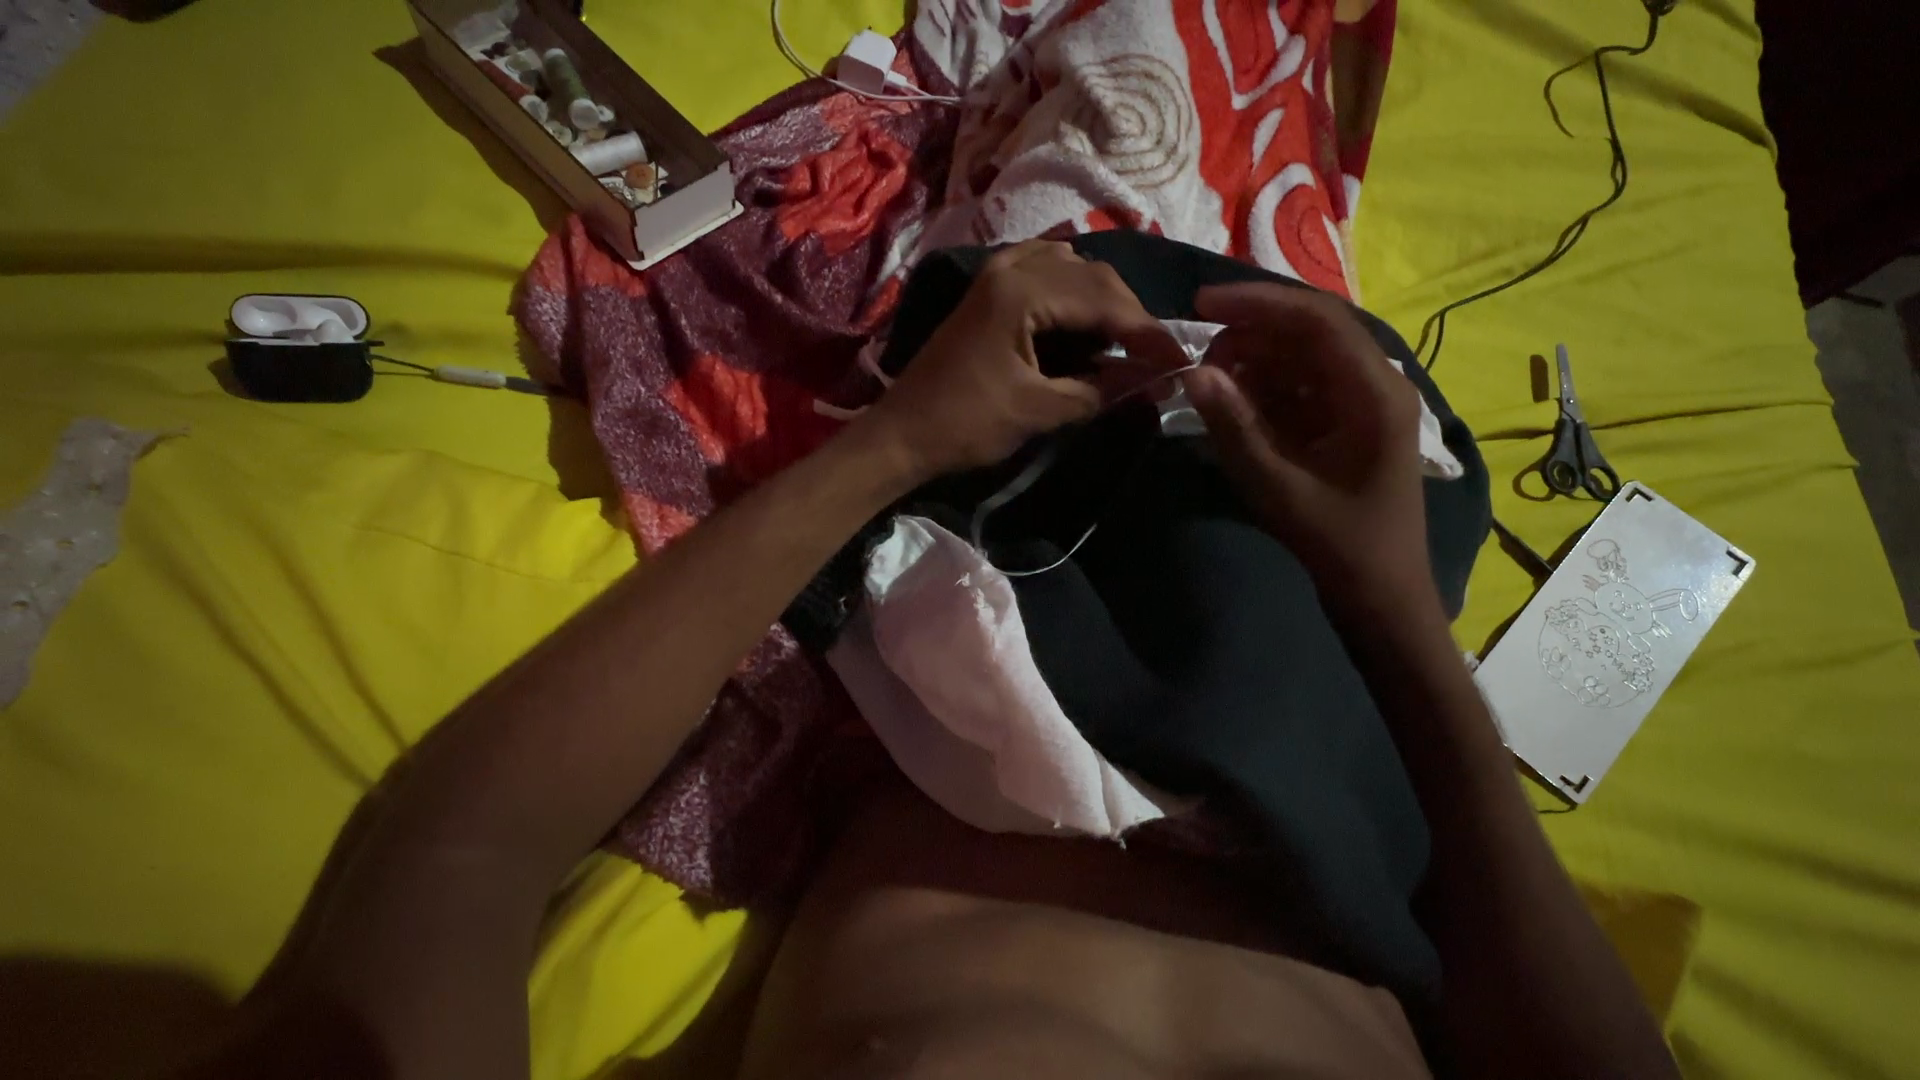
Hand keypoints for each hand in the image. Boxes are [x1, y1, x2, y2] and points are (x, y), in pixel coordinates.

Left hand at [858, 241, 1186, 481]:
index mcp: (1022, 290)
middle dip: (1130, 317)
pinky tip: (1085, 325)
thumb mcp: (1040, 410)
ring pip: (1072, 271)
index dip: (1148, 332)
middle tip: (1154, 357)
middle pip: (1094, 276)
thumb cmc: (966, 423)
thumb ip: (1101, 389)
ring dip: (1103, 304)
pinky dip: (1073, 297)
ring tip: (1122, 346)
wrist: (903, 433)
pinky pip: (1046, 275)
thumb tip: (1156, 382)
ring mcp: (997, 273)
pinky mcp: (990, 290)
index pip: (1106, 300)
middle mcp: (1012, 266)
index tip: (1180, 361)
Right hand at [1182, 283, 1435, 610]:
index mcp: (1374, 392)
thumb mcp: (1279, 489)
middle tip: (1197, 353)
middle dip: (1250, 332)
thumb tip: (1195, 373)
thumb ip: (1236, 429)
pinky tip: (1231, 402)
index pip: (1317, 319)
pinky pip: (1300, 385)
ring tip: (1208, 380)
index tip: (1200, 305)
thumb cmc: (1340, 544)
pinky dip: (1262, 387)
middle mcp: (1374, 384)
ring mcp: (1360, 403)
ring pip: (1301, 356)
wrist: (1380, 595)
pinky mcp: (1344, 423)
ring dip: (1253, 359)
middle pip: (1310, 330)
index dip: (1257, 303)